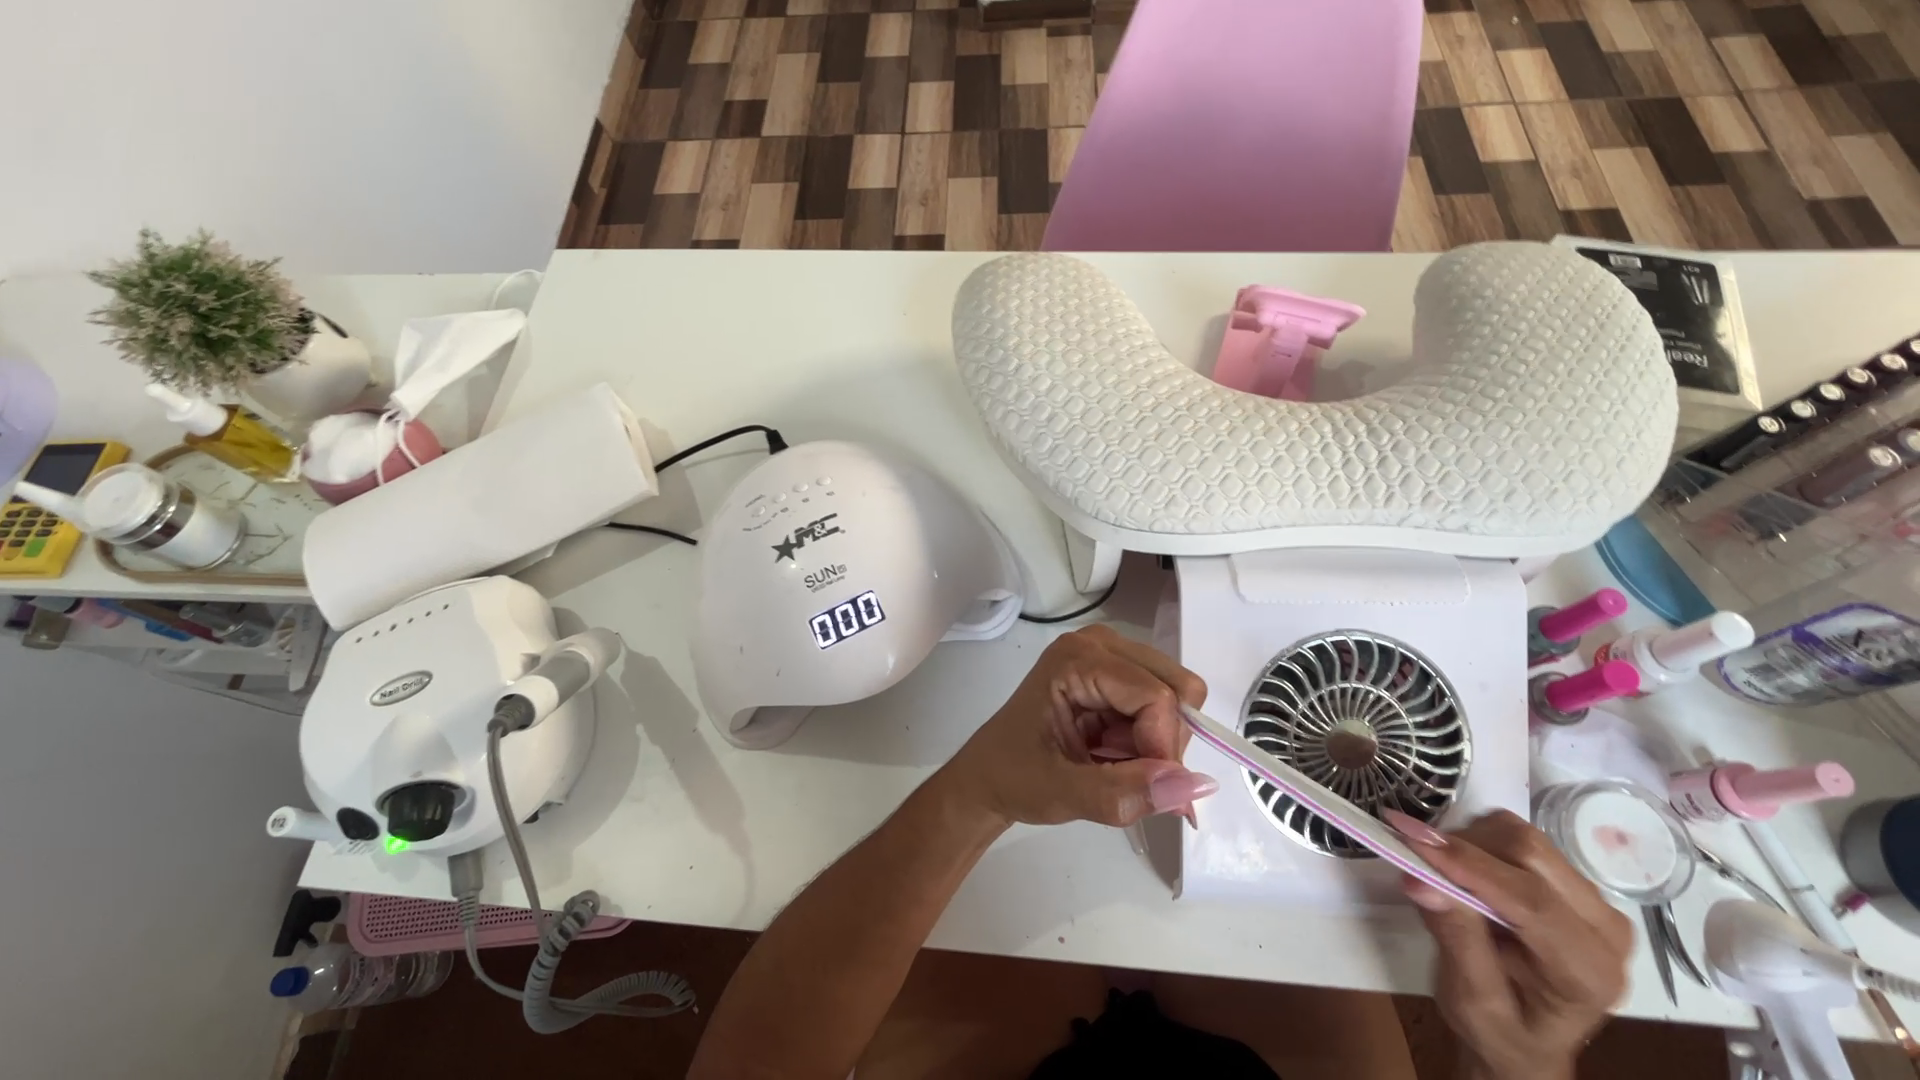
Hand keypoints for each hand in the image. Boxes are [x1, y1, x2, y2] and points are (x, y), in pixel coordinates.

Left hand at [941, 625, 1217, 828]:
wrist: (987, 778)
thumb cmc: (1014, 779)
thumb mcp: (1064, 794)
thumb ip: (1126, 792)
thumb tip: (1196, 786)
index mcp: (1077, 659)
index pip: (1156, 695)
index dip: (1163, 747)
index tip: (1146, 789)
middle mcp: (1099, 644)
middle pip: (1176, 688)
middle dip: (1166, 742)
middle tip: (1130, 777)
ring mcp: (1110, 656)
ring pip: (1176, 699)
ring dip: (1158, 743)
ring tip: (1113, 764)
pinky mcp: (1117, 675)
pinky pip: (1164, 707)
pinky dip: (1151, 741)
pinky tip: (1115, 754)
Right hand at [1384, 809, 1632, 1079]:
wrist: (1525, 1041)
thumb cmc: (1499, 1031)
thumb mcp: (1470, 999)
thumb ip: (1454, 937)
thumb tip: (1418, 878)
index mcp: (1588, 971)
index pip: (1530, 900)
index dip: (1467, 863)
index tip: (1406, 835)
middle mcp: (1605, 929)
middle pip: (1531, 855)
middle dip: (1465, 847)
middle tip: (1416, 857)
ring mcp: (1596, 902)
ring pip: (1525, 839)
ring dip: (1472, 842)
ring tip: (1442, 871)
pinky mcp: (1576, 885)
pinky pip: (1523, 841)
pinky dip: (1482, 842)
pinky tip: (1466, 870)